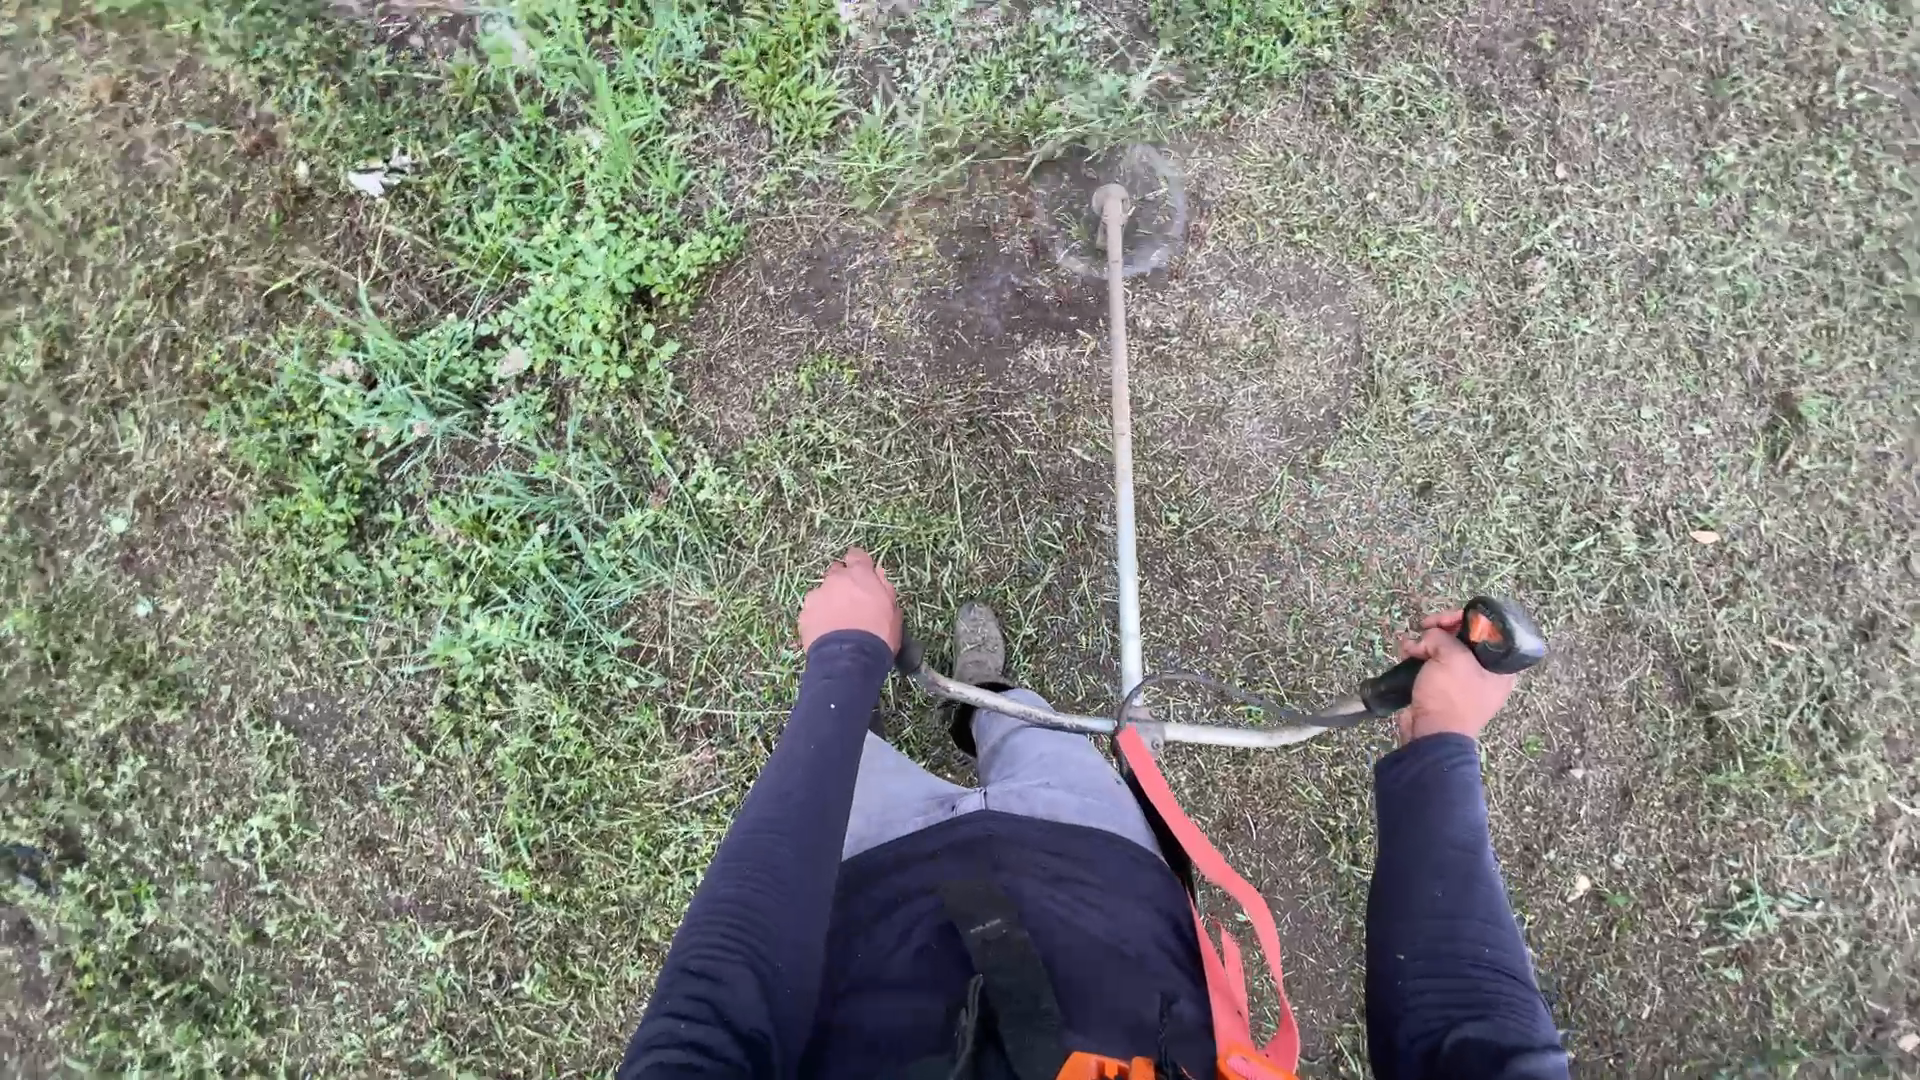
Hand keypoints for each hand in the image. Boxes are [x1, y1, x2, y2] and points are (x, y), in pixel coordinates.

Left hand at [798, 548, 901, 653]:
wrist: (849, 660)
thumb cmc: (878, 635)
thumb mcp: (893, 611)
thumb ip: (884, 588)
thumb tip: (879, 575)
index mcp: (860, 575)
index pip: (857, 555)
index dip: (859, 563)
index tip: (862, 573)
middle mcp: (836, 579)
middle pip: (837, 571)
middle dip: (843, 582)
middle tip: (852, 601)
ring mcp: (817, 595)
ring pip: (823, 592)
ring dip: (829, 600)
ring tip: (838, 622)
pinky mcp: (804, 614)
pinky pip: (812, 610)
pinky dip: (818, 616)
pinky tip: (826, 631)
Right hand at [1395, 610, 1515, 743]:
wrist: (1433, 733)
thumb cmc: (1452, 695)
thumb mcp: (1452, 658)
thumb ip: (1442, 637)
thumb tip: (1426, 638)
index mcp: (1501, 667)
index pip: (1488, 631)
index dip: (1464, 620)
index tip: (1442, 620)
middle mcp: (1485, 672)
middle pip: (1463, 638)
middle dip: (1439, 631)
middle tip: (1423, 628)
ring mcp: (1462, 681)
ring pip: (1443, 649)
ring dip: (1424, 643)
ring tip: (1409, 648)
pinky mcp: (1441, 688)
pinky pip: (1431, 664)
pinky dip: (1418, 656)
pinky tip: (1406, 655)